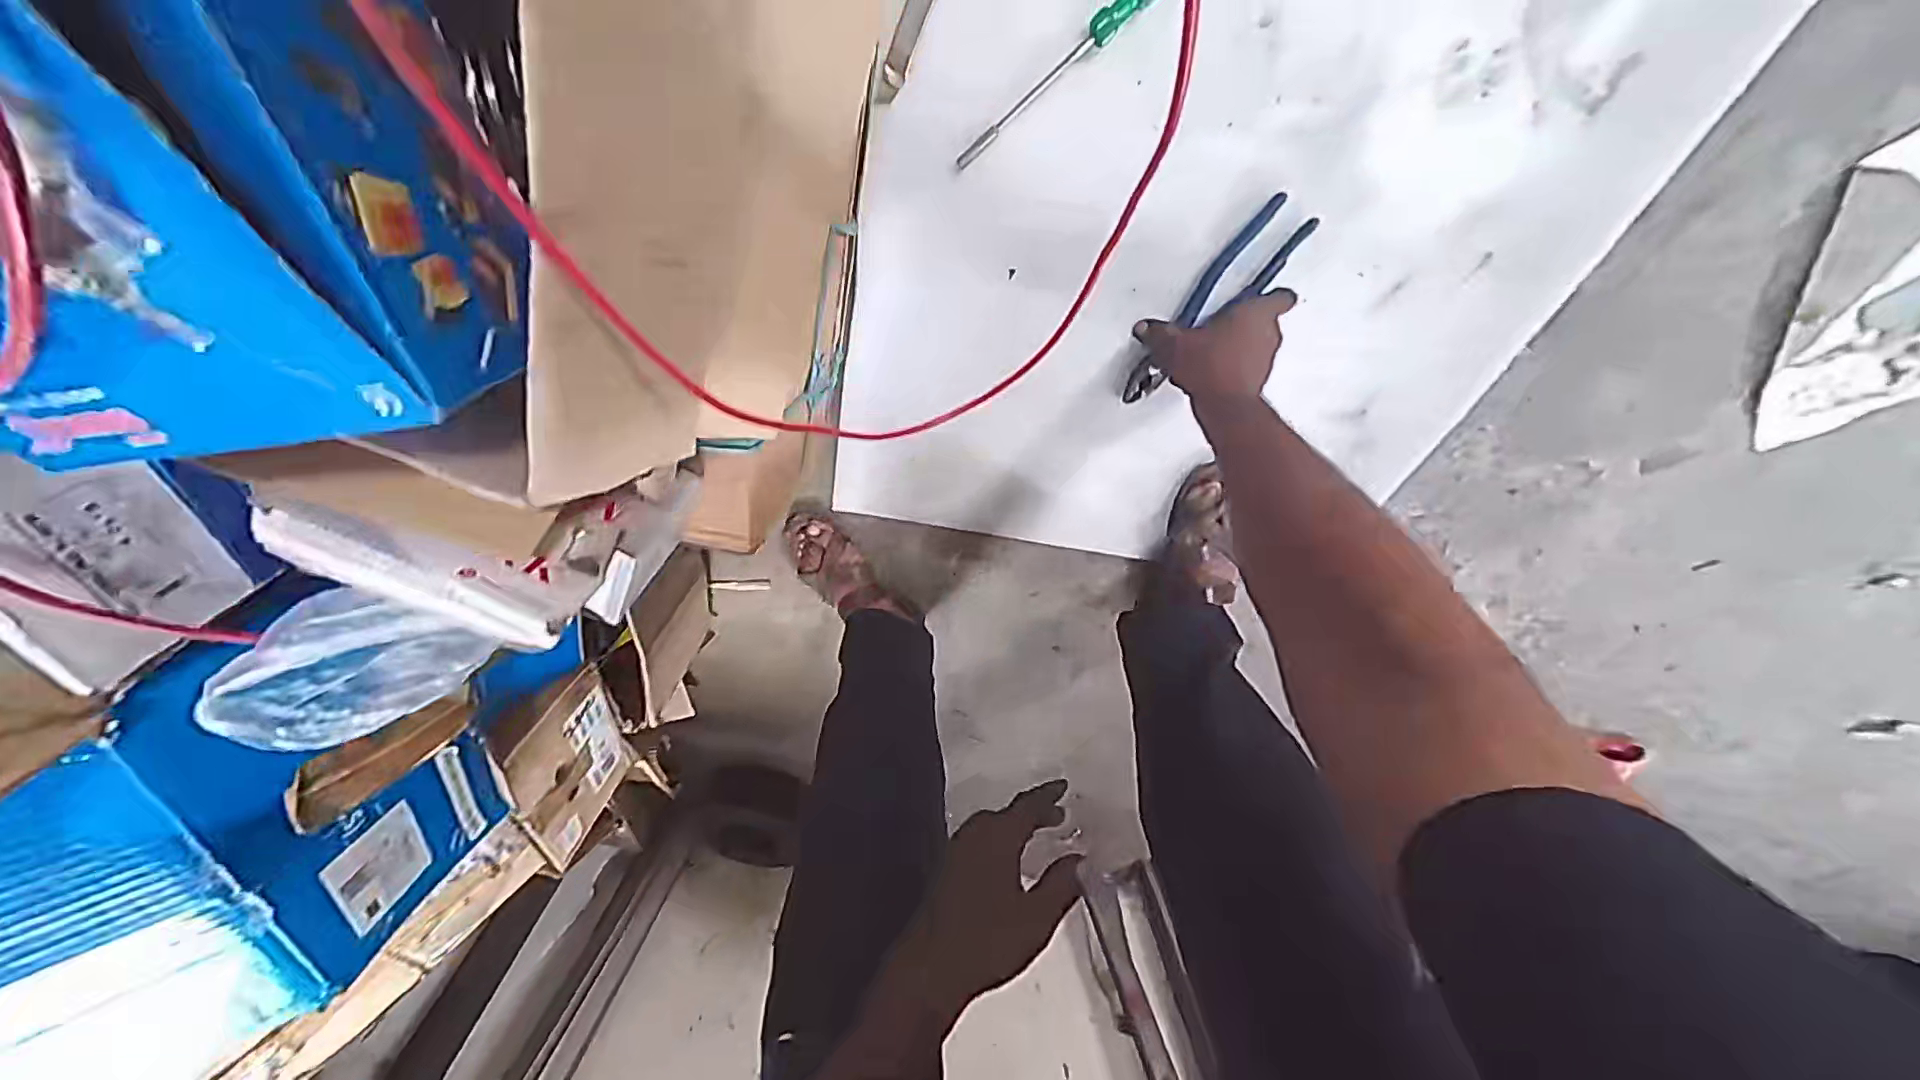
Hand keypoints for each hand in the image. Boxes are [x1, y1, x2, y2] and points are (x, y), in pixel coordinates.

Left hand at [888, 781, 1084, 1017]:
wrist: (930, 966)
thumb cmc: (986, 941)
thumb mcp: (1036, 916)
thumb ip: (1062, 884)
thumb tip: (1080, 860)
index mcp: (997, 837)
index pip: (1028, 806)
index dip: (1048, 795)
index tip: (1062, 787)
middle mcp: (974, 834)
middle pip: (1008, 813)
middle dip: (1034, 812)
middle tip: (1058, 816)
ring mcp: (957, 849)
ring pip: (992, 826)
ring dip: (1016, 826)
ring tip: (1038, 835)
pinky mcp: (947, 867)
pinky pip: (981, 839)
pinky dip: (1001, 839)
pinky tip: (1010, 860)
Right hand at [1133, 288, 1297, 406]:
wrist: (1224, 404)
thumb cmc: (1212, 368)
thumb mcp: (1176, 344)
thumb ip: (1160, 334)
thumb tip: (1148, 330)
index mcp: (1255, 312)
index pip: (1279, 295)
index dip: (1269, 295)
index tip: (1259, 295)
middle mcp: (1268, 333)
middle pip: (1264, 320)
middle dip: (1243, 323)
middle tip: (1222, 325)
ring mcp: (1265, 359)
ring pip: (1256, 345)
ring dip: (1238, 347)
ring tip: (1212, 351)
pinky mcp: (1257, 381)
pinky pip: (1247, 368)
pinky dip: (1233, 368)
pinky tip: (1211, 373)